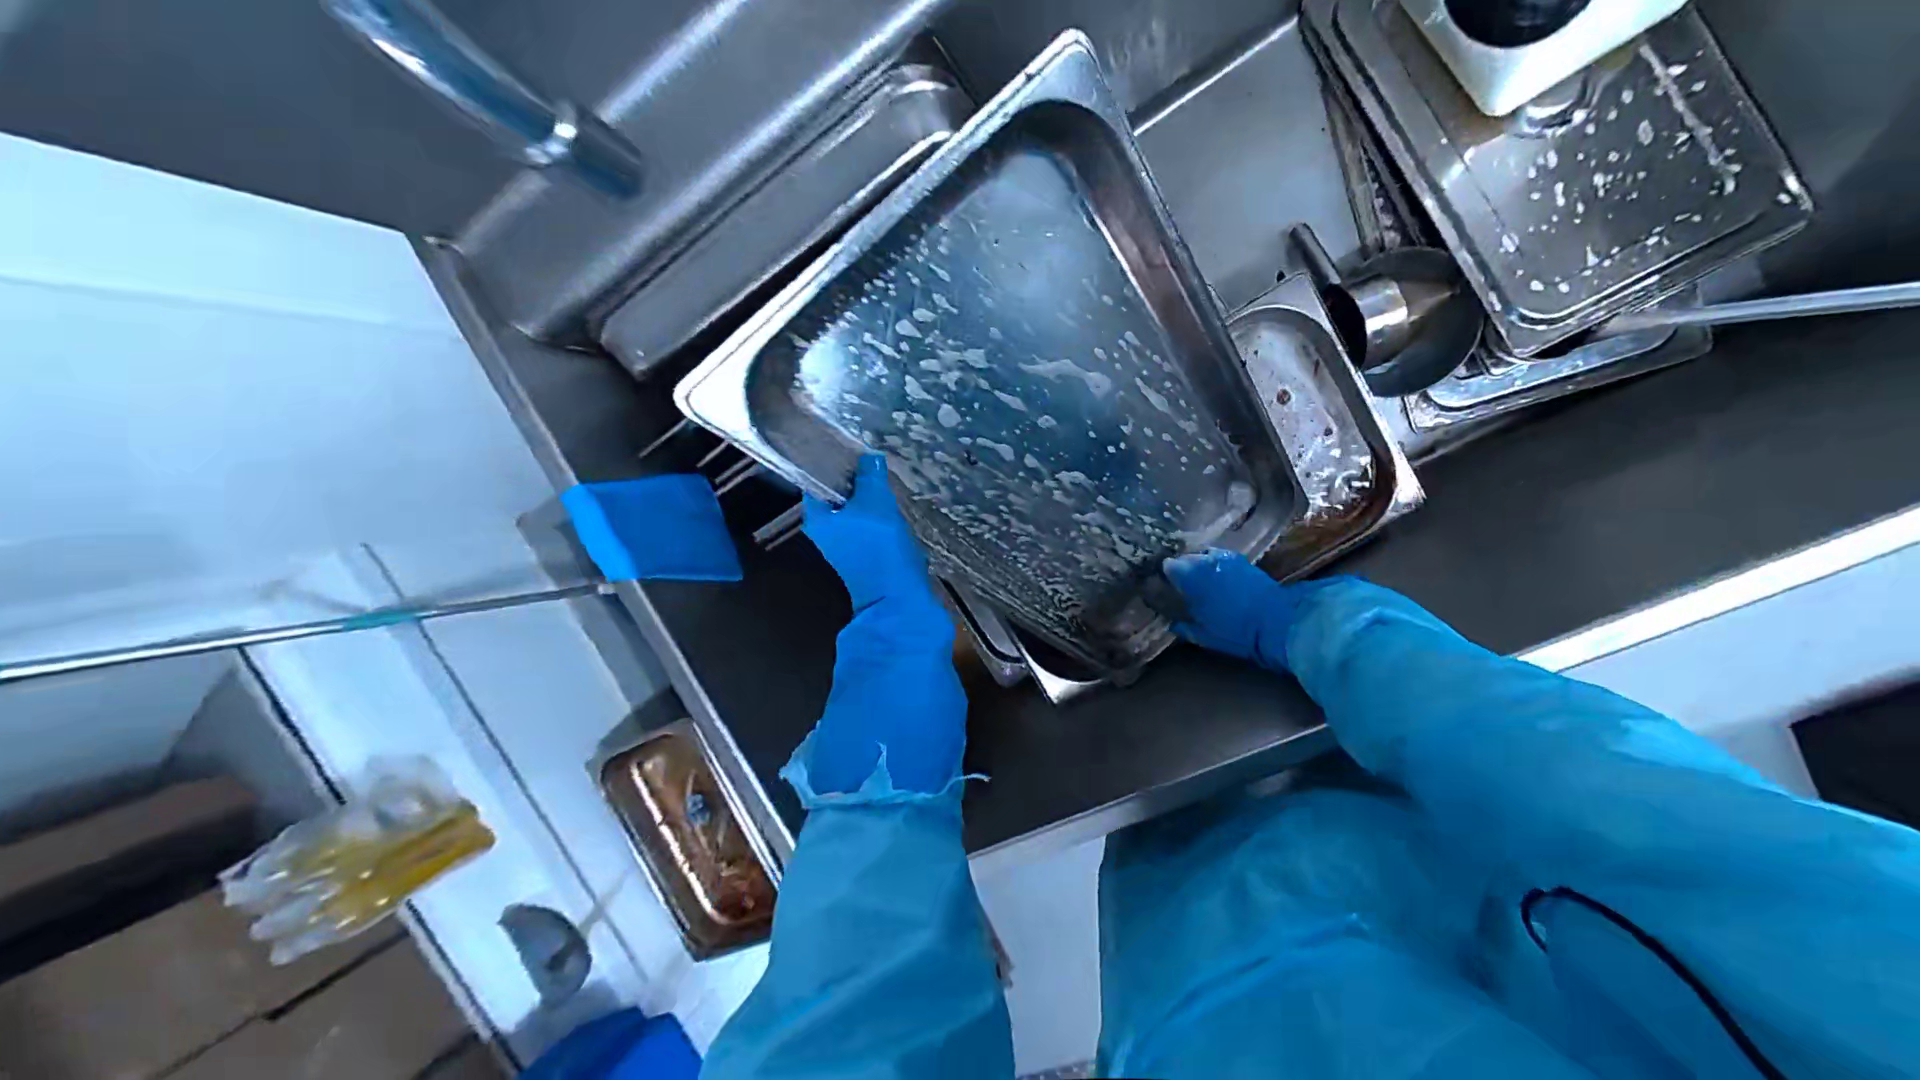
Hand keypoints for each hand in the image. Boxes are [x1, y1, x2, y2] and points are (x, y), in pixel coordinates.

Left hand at [804, 454, 940, 613]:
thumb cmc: (879, 548)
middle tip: (874, 457)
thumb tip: (869, 457)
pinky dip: (879, 512)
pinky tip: (893, 503)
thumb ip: (870, 476)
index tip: (851, 443)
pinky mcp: (865, 551)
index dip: (831, 458)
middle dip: (856, 476)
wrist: (898, 597)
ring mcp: (845, 542)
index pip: (816, 476)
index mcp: (818, 517)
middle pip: (838, 491)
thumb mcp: (875, 504)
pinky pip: (869, 522)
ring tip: (886, 476)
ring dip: (870, 494)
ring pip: (856, 507)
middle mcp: (826, 529)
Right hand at [1162, 549, 1347, 672]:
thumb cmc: (1235, 631)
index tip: (1164, 587)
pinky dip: (1215, 566)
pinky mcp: (1242, 560)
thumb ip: (1184, 626)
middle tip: (1182, 586)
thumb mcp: (1204, 635)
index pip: (1168, 566)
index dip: (1165, 576)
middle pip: (1185, 558)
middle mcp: (1205, 560)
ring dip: (1199, 566)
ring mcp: (1225, 557)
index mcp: (1190, 576)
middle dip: (1182, 569)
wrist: (1278, 623)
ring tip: (1201, 581)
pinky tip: (1218, 579)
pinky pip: (1219, 558)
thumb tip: (1172, 623)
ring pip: (1203, 556)